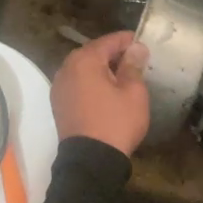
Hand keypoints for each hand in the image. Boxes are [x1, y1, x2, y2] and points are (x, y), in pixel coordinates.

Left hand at [50, 30, 150, 156]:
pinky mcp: (58, 103)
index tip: (143, 43)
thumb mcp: (133, 92)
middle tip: (135, 60)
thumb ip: (133, 66)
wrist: (91, 161)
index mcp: (84, 60)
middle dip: (113, 54)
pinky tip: (106, 91)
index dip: (127, 40)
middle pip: (93, 52)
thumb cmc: (116, 122)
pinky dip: (91, 82)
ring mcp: (59, 87)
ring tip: (122, 76)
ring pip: (83, 68)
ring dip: (101, 69)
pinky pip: (77, 83)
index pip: (109, 41)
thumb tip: (136, 48)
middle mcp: (66, 68)